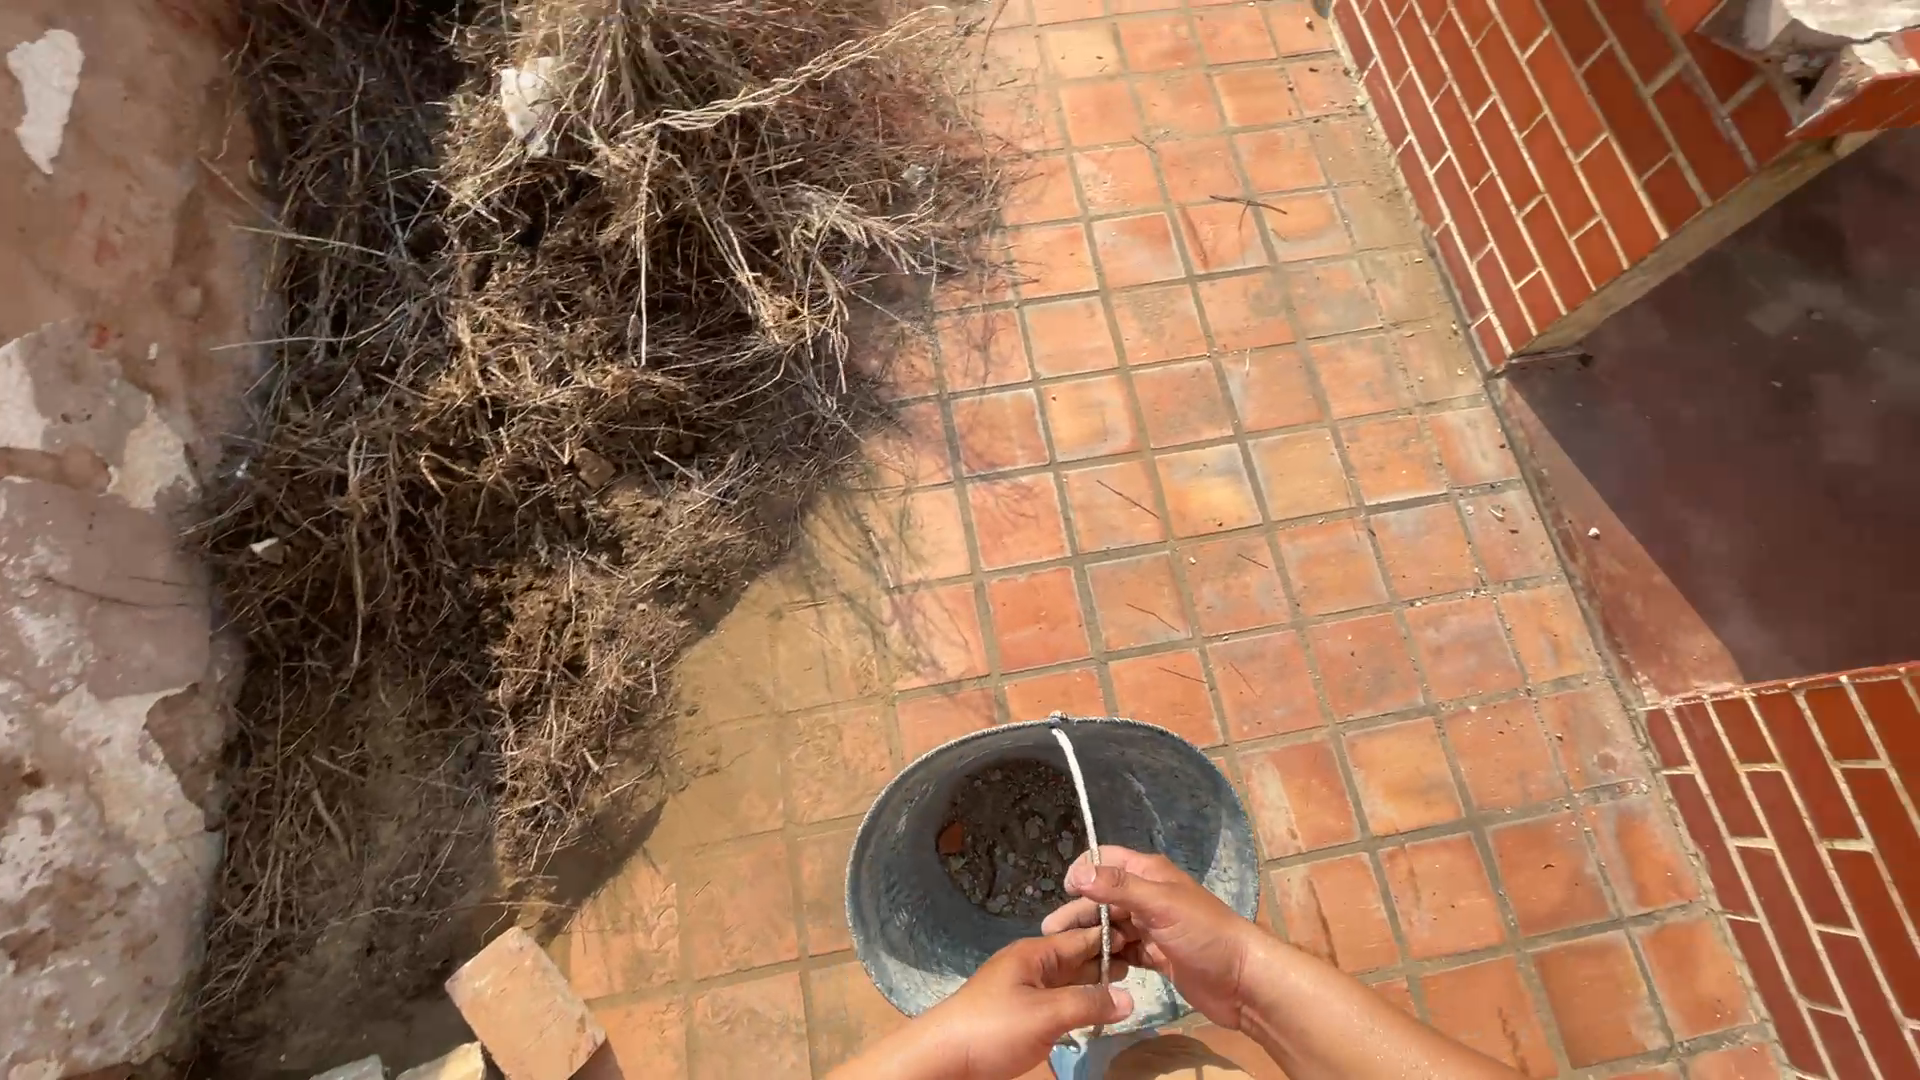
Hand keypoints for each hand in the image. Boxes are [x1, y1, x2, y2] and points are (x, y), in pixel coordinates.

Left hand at [830, 926, 1133, 1079]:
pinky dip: (1078, 1004)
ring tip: (1126, 985)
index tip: (1138, 932)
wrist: (946, 1056)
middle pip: (1074, 958)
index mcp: (1035, 953)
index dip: (1106, 935)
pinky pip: (1057, 1002)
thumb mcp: (1045, 1014)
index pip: (1078, 938)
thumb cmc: (994, 1026)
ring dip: (1093, 983)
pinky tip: (1095, 1012)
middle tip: (1141, 959)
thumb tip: (1130, 997)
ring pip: (1067, 982)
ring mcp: (1025, 991)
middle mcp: (1031, 966)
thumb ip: (1087, 1004)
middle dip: (1104, 958)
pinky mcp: (1021, 1016)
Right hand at [1041, 845, 1267, 1029]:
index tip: (1065, 891)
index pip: (1107, 860)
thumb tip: (1078, 872)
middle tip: (1051, 931)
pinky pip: (1125, 952)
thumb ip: (1119, 887)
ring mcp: (1152, 927)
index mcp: (1149, 873)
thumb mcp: (1160, 904)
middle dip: (1079, 911)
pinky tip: (1092, 969)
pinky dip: (1109, 957)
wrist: (1244, 981)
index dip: (1084, 870)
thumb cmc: (1203, 933)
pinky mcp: (1157, 955)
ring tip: (1064, 953)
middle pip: (1104, 897)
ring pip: (1113, 926)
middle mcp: (1148, 895)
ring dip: (1091, 936)